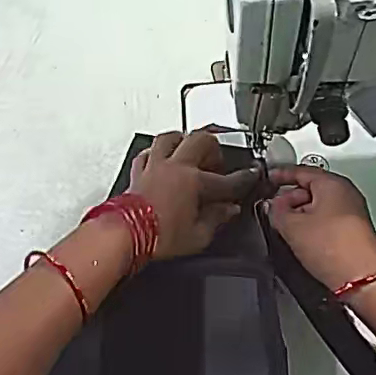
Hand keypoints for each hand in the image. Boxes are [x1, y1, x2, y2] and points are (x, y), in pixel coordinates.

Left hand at [128, 131, 258, 259]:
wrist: (125, 234)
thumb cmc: (157, 236)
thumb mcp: (198, 236)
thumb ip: (216, 219)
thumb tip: (227, 211)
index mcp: (194, 182)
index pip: (226, 179)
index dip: (243, 178)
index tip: (250, 177)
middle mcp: (175, 167)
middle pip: (200, 140)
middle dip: (214, 146)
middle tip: (218, 159)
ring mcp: (155, 166)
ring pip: (170, 137)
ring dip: (182, 140)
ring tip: (189, 147)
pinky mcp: (138, 173)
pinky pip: (147, 153)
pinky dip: (155, 153)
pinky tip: (159, 158)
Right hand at [264, 166, 375, 289]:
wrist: (361, 279)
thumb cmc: (336, 249)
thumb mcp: (291, 226)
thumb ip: (276, 210)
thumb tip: (273, 206)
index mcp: (333, 184)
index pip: (301, 171)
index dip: (281, 175)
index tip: (270, 178)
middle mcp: (346, 194)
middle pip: (311, 188)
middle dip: (289, 198)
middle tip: (275, 208)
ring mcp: (352, 212)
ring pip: (319, 205)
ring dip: (300, 213)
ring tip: (287, 227)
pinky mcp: (353, 231)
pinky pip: (327, 220)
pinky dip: (312, 225)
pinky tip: (303, 239)